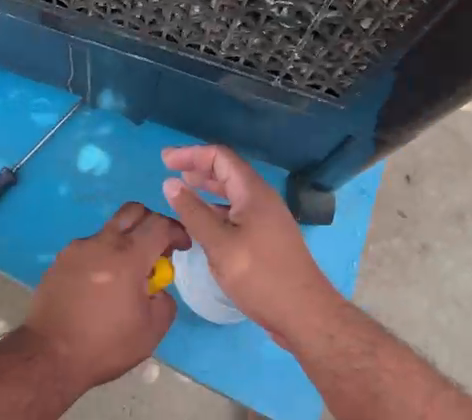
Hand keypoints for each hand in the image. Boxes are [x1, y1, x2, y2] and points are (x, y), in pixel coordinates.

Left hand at [14, 202, 190, 395]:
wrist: (50, 352)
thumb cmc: (106, 344)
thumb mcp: (151, 331)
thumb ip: (164, 301)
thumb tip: (156, 287)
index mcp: (128, 256)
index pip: (159, 224)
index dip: (176, 231)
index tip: (183, 246)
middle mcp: (102, 241)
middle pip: (132, 211)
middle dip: (151, 223)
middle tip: (157, 250)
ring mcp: (77, 247)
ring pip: (109, 230)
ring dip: (124, 243)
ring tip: (125, 279)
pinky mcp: (61, 258)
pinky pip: (89, 248)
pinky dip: (102, 257)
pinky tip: (100, 288)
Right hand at [161, 145, 339, 345]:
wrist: (307, 316)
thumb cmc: (261, 277)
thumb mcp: (220, 245)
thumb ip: (193, 212)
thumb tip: (170, 183)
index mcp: (253, 192)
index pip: (219, 157)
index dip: (191, 154)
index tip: (165, 160)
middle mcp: (262, 199)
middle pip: (227, 171)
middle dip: (198, 168)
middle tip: (170, 171)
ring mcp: (267, 220)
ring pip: (233, 193)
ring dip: (207, 189)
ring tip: (183, 190)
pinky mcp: (268, 239)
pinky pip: (237, 212)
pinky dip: (216, 209)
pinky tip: (203, 222)